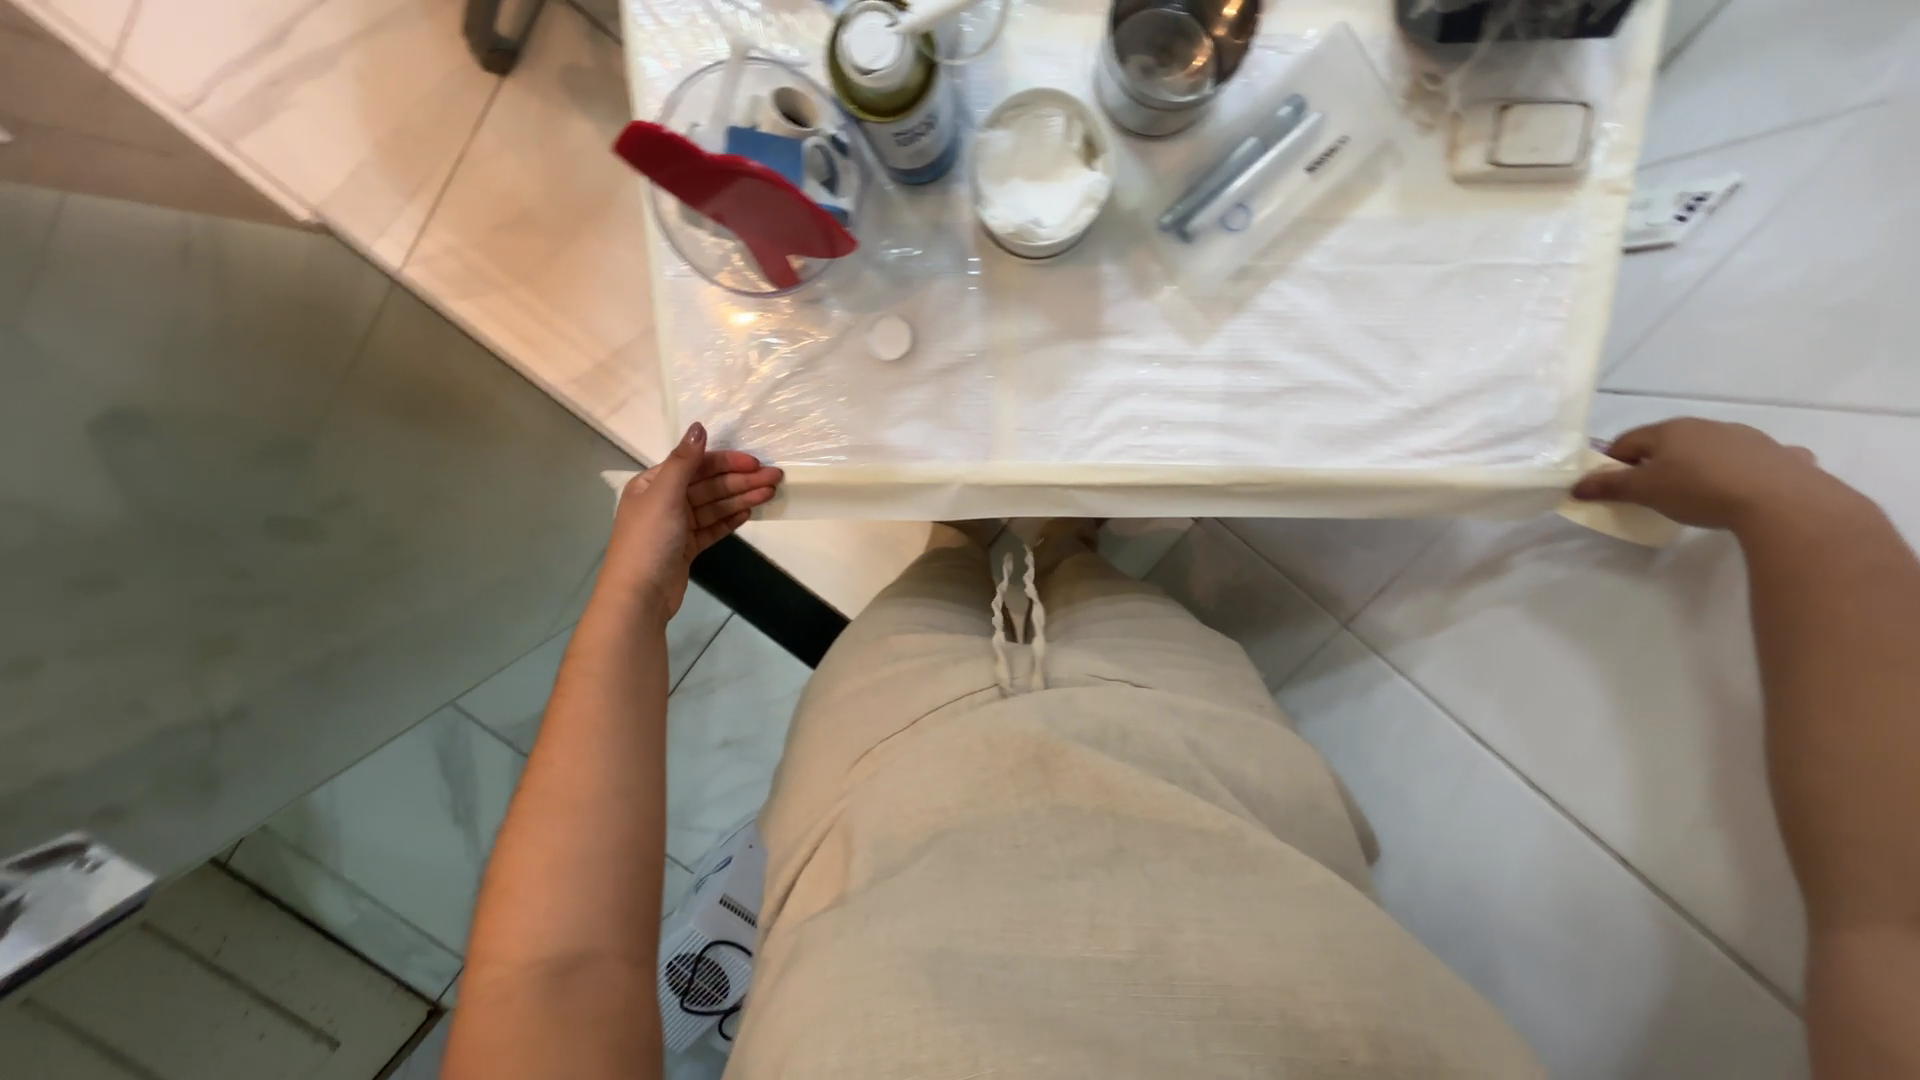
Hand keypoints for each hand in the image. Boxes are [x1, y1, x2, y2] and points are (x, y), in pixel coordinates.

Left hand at [598, 423, 782, 618]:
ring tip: (770, 494)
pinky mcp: (687, 547)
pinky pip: (713, 527)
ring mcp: (677, 525)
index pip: (696, 465)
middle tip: (776, 478)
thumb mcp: (664, 494)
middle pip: (709, 485)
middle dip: (741, 480)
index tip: (756, 464)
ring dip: (741, 497)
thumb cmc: (648, 539)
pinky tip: (749, 512)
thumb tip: (699, 427)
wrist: (639, 594)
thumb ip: (684, 461)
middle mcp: (665, 500)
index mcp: (653, 483)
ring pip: (714, 505)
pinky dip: (730, 519)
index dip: (727, 462)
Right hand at [1570, 418, 1843, 531]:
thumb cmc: (1698, 490)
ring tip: (1699, 493)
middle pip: (1669, 443)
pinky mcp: (1782, 455)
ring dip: (1700, 464)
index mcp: (1670, 430)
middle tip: (1652, 493)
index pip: (1627, 441)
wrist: (1780, 501)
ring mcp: (1749, 438)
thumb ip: (1608, 487)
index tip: (1614, 487)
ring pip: (1712, 449)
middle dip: (1656, 463)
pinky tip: (1749, 487)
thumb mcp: (1643, 492)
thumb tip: (1576, 486)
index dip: (1613, 463)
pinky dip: (1747, 469)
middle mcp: (1708, 426)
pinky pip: (1757, 459)